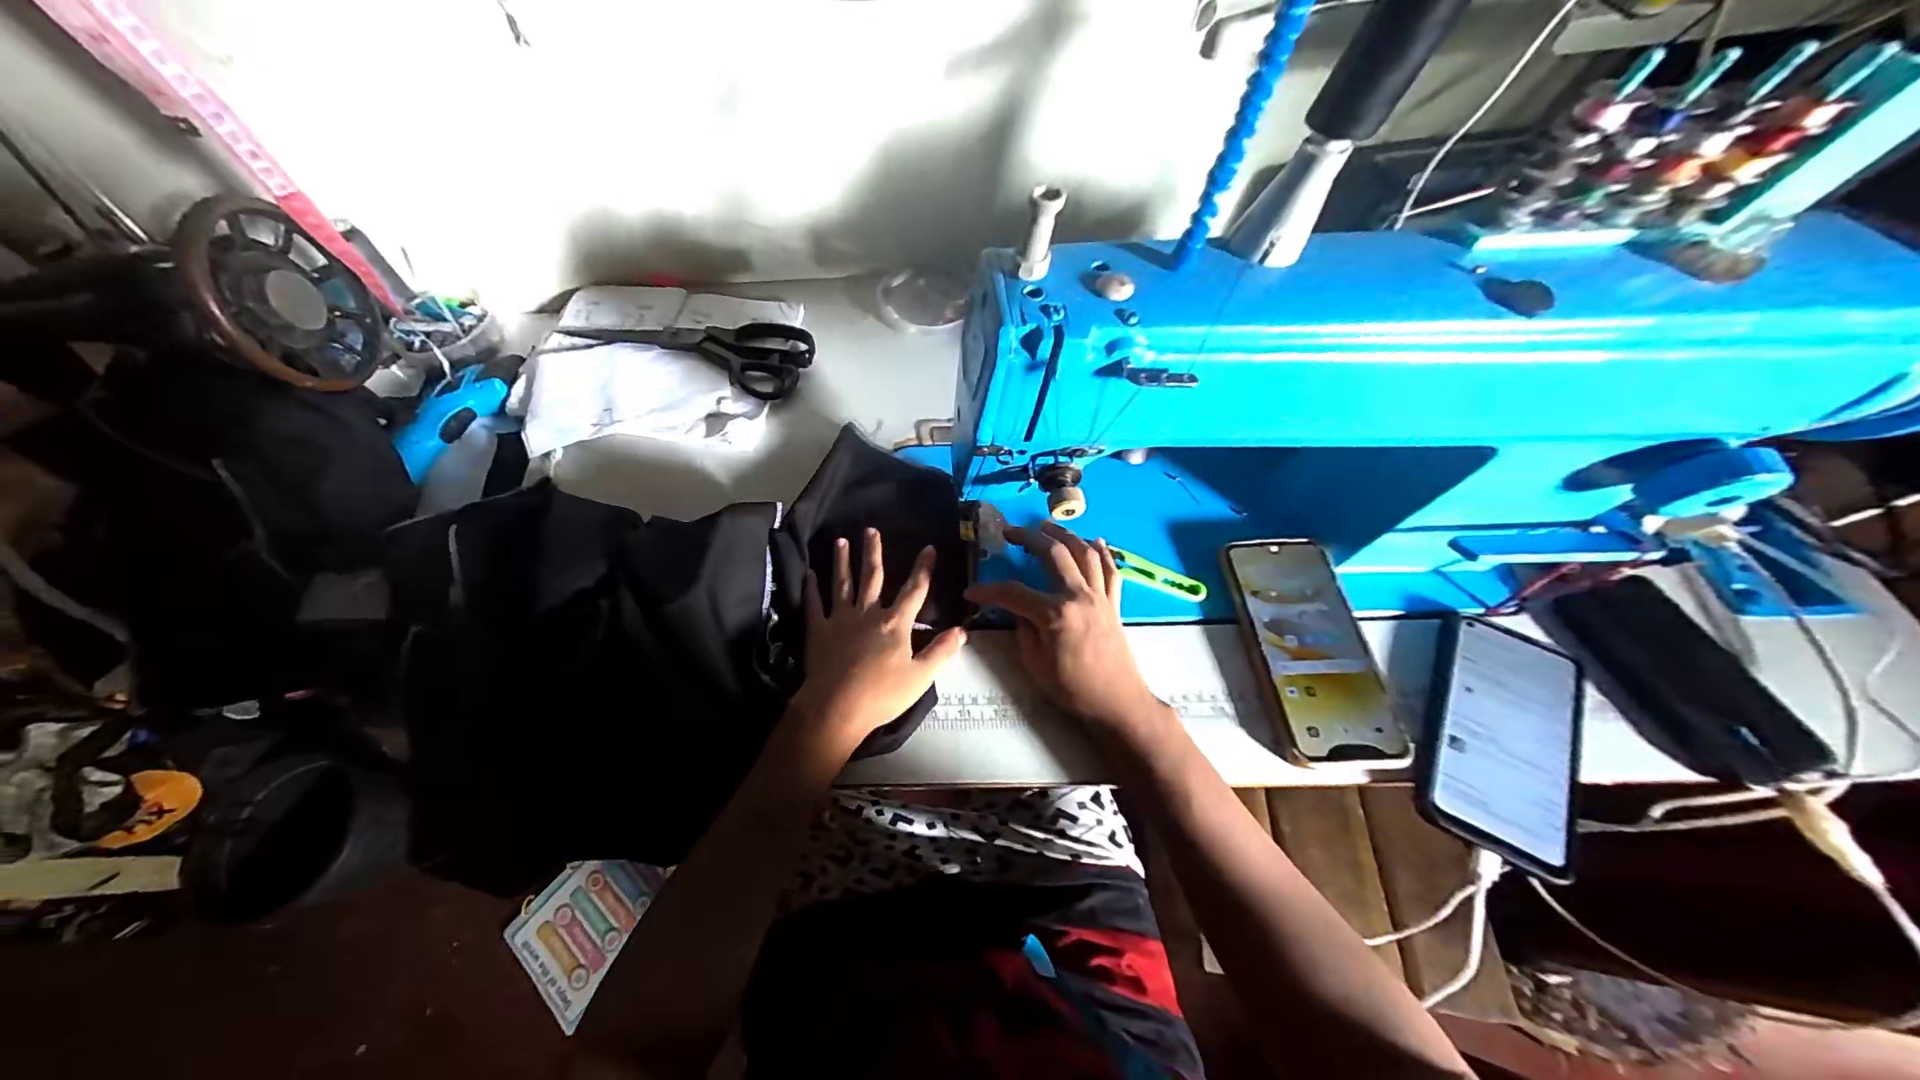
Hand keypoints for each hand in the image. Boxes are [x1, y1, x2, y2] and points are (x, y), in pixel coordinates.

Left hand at [793, 528, 966, 747]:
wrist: (836, 708)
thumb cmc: (881, 695)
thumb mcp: (920, 677)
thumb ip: (941, 652)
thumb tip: (961, 631)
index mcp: (895, 624)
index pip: (914, 590)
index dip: (923, 569)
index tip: (928, 548)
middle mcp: (868, 614)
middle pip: (872, 577)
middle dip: (873, 552)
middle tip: (871, 530)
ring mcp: (840, 619)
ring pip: (842, 584)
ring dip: (842, 561)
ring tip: (840, 541)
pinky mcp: (818, 631)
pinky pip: (814, 605)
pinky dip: (811, 589)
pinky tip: (809, 574)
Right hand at [964, 523, 1169, 741]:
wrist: (1117, 703)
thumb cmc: (1073, 689)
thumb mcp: (1035, 664)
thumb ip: (1023, 630)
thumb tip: (1018, 609)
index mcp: (1054, 614)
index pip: (1012, 592)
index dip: (988, 590)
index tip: (971, 592)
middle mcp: (1078, 596)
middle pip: (1052, 553)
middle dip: (1028, 537)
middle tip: (1010, 532)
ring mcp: (1100, 597)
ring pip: (1084, 552)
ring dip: (1064, 534)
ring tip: (1046, 526)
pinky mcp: (1114, 603)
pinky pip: (1111, 570)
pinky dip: (1103, 552)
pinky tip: (1095, 540)